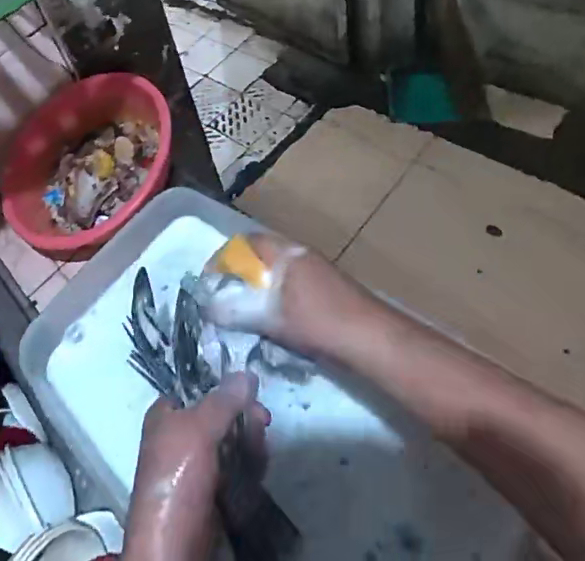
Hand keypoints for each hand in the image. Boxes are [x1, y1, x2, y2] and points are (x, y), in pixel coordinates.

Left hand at [123, 373, 268, 560]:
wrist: (175, 548)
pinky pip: (238, 474)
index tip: (251, 394)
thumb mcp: (197, 430)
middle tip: (263, 423)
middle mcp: (180, 437)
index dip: (225, 392)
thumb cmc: (177, 477)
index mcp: (166, 415)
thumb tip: (244, 373)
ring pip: (233, 447)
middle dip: (244, 420)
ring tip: (259, 453)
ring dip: (250, 446)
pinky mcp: (215, 496)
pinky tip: (258, 473)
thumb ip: (222, 401)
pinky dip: (250, 471)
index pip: (198, 391)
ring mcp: (198, 468)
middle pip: (221, 419)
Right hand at [197, 232, 380, 355]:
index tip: (210, 280)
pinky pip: (292, 281)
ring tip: (247, 308)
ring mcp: (318, 268)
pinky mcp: (329, 287)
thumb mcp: (272, 320)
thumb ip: (236, 312)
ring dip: (260, 284)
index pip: (244, 242)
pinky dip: (277, 293)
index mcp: (285, 252)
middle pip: (260, 254)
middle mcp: (300, 253)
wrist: (377, 342)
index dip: (223, 258)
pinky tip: (276, 316)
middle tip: (226, 294)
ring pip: (277, 269)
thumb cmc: (320, 322)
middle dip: (240, 272)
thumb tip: (207, 309)